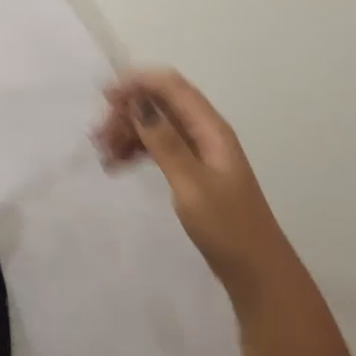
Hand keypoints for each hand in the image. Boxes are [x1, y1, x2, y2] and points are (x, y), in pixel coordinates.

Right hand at [94, 69, 294, 298]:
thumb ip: (165, 142)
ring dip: (128, 132)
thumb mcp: (191, 184)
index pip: (171, 86)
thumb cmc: (227, 228)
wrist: (256, 272)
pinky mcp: (192, 172)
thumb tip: (138, 102)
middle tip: (99, 137)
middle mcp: (205, 133)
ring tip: (102, 154)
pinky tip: (117, 165)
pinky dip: (137, 151)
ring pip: (156, 126)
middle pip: (160, 103)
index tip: (104, 98)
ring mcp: (199, 152)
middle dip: (127, 111)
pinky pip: (159, 148)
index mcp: (210, 129)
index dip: (137, 83)